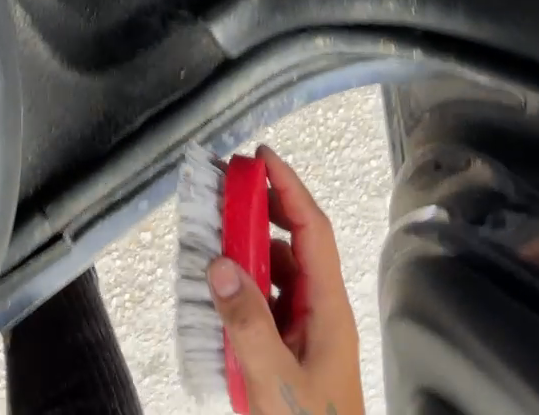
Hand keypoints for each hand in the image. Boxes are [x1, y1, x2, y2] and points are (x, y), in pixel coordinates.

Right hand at [206, 147, 365, 414]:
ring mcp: (306, 328)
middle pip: (296, 241)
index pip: (312, 231)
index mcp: (328, 309)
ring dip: (247, 243)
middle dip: (263, 207)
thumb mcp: (275, 381)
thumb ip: (247, 323)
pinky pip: (265, 295)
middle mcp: (320, 310)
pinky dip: (241, 279)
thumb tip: (219, 262)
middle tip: (224, 184)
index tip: (261, 156)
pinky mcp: (289, 345)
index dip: (289, 187)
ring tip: (211, 229)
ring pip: (278, 268)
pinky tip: (216, 283)